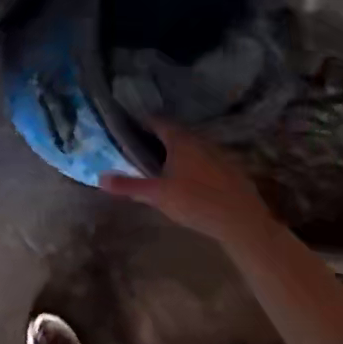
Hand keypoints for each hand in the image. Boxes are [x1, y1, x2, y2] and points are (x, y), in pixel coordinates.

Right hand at [101, 120, 276, 245]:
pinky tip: (193, 183)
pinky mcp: (232, 169)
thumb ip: (129, 187)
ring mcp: (218, 153)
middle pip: (176, 133)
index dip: (143, 123)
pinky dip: (197, 165)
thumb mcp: (158, 195)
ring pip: (193, 147)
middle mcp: (200, 140)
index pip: (157, 121)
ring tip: (167, 167)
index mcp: (180, 140)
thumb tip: (101, 178)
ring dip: (180, 153)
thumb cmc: (195, 202)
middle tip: (145, 151)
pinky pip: (208, 160)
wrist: (242, 221)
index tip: (131, 130)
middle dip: (160, 140)